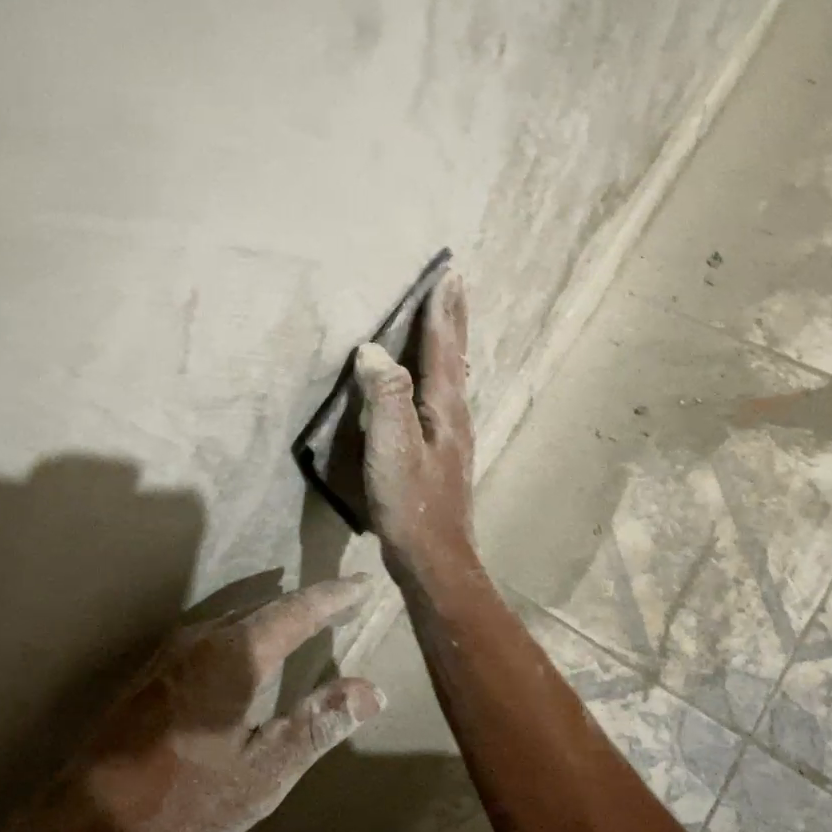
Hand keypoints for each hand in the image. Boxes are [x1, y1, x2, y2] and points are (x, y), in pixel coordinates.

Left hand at [60, 575, 384, 831]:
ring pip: (236, 618)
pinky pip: (213, 633)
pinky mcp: (153, 672)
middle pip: (266, 608)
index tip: (365, 581)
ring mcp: (171, 653)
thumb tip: (373, 689)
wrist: (84, 828)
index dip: (334, 596)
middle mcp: (202, 639)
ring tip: (306, 617)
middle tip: (345, 599)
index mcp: (234, 656)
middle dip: (309, 603)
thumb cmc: (182, 803)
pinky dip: (246, 631)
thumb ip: (317, 725)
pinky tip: (248, 649)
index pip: (296, 611)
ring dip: (275, 615)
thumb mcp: (261, 775)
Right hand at [353, 270, 477, 582]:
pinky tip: (436, 382)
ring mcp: (453, 434)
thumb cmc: (410, 502)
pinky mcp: (443, 451)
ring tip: (448, 320)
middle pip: (455, 355)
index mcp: (444, 407)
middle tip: (457, 284)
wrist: (434, 557)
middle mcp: (456, 414)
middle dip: (453, 318)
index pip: (442, 347)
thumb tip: (374, 349)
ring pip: (453, 374)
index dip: (440, 311)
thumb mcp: (392, 447)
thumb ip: (386, 396)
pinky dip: (441, 370)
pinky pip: (444, 394)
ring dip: (450, 342)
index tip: (447, 275)